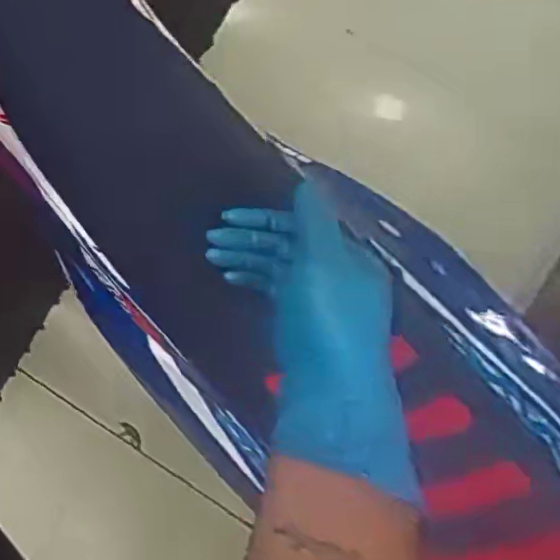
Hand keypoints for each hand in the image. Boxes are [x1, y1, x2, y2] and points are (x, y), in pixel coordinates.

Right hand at [207, 180, 419, 505]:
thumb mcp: (320, 263)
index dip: (266, 217)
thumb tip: (306, 178)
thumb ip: (312, 221)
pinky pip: (270, 282)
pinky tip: (230, 275)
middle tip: (212, 237)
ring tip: (213, 255)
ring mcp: (317, 294)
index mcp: (348, 258)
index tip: (228, 217)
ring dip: (244, 254)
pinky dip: (249, 274)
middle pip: (287, 241)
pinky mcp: (298, 312)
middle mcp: (336, 272)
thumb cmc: (327, 317)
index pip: (304, 224)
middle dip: (248, 235)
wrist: (332, 380)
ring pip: (275, 261)